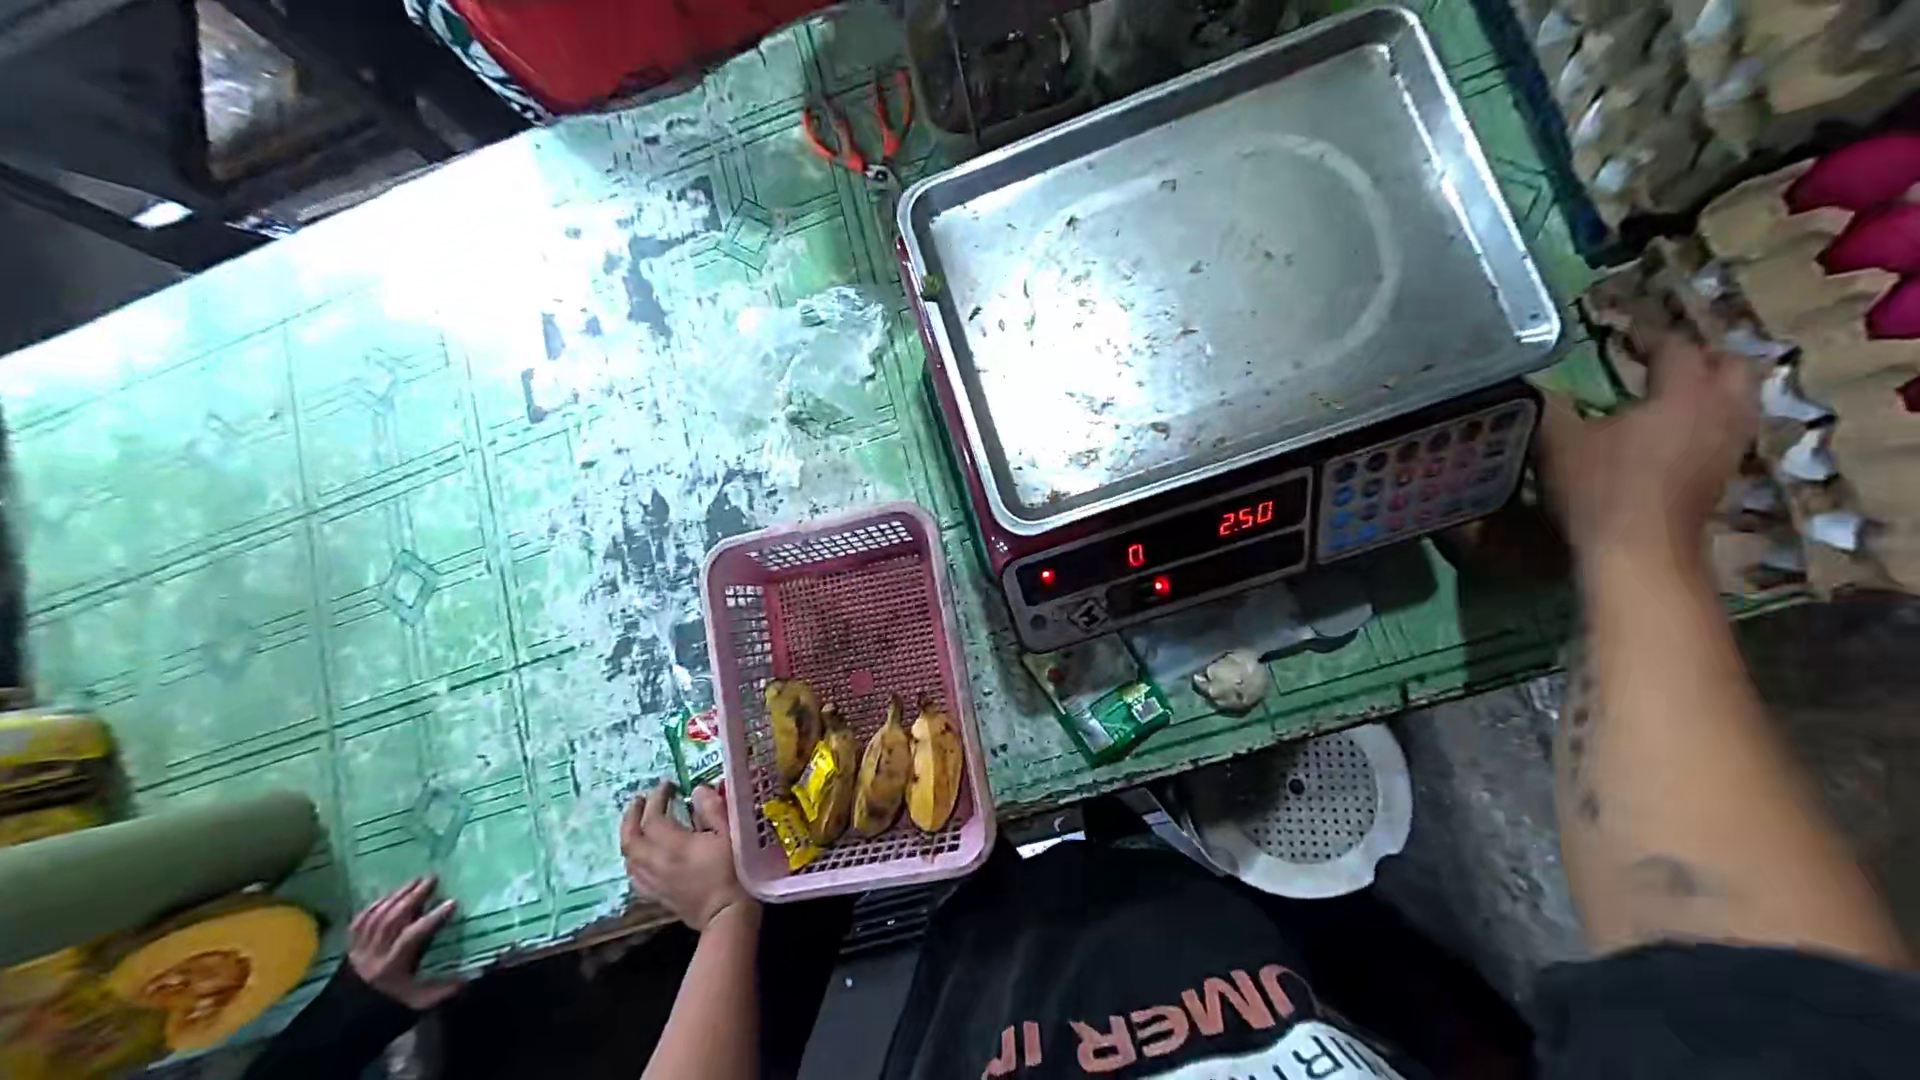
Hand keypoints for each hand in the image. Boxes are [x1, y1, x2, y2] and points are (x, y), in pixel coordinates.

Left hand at [347, 876, 464, 1010]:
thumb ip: (442, 990)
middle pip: (392, 920)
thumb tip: (471, 977)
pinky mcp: (349, 951)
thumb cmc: (384, 1013)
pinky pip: (358, 925)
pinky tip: (387, 897)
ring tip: (414, 881)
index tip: (453, 902)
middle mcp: (373, 955)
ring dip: (396, 896)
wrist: (339, 1030)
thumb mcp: (416, 1005)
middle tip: (432, 879)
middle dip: (412, 897)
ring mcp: (358, 952)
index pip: (412, 936)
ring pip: (377, 918)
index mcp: (391, 967)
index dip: (432, 918)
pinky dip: (373, 908)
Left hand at [620, 782, 752, 931]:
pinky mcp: (656, 896)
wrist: (728, 915)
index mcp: (673, 846)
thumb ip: (713, 809)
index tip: (668, 785)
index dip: (657, 798)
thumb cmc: (734, 870)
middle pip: (630, 838)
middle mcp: (656, 863)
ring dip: (630, 837)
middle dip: (632, 815)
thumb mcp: (731, 834)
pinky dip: (633, 860)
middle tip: (641, 799)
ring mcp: (653, 882)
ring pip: (628, 858)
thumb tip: (697, 790)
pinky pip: (634, 875)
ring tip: (639, 823)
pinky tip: (642, 856)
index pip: (653, 817)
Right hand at [1538, 338, 1756, 566]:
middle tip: (1655, 361)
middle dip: (1696, 356)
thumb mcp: (1557, 442)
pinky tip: (1674, 430)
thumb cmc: (1599, 487)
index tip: (1618, 338)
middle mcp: (1720, 408)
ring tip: (1668, 393)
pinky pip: (1729, 424)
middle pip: (1729, 363)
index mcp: (1682, 392)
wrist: (1637, 548)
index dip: (1647, 338)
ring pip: (1738, 395)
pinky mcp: (1726, 469)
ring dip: (1709, 386)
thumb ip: (1548, 406)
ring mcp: (1730, 441)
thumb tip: (1532, 386)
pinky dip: (1708, 415)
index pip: (1675, 347)